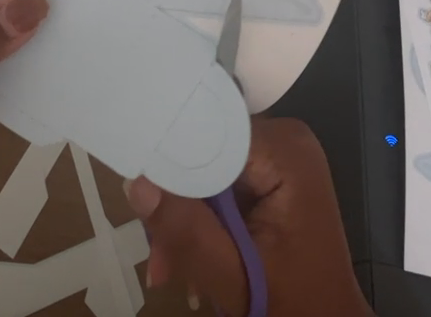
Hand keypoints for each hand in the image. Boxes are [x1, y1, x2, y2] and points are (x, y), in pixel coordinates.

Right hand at [125, 117, 371, 316]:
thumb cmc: (294, 302)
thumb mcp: (233, 274)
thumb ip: (186, 229)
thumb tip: (136, 182)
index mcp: (284, 151)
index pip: (209, 131)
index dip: (170, 157)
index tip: (138, 189)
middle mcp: (284, 139)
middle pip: (206, 149)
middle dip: (176, 199)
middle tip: (157, 254)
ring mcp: (280, 154)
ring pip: (208, 166)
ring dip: (185, 214)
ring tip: (168, 265)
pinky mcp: (272, 171)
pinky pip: (222, 179)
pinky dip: (203, 215)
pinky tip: (190, 255)